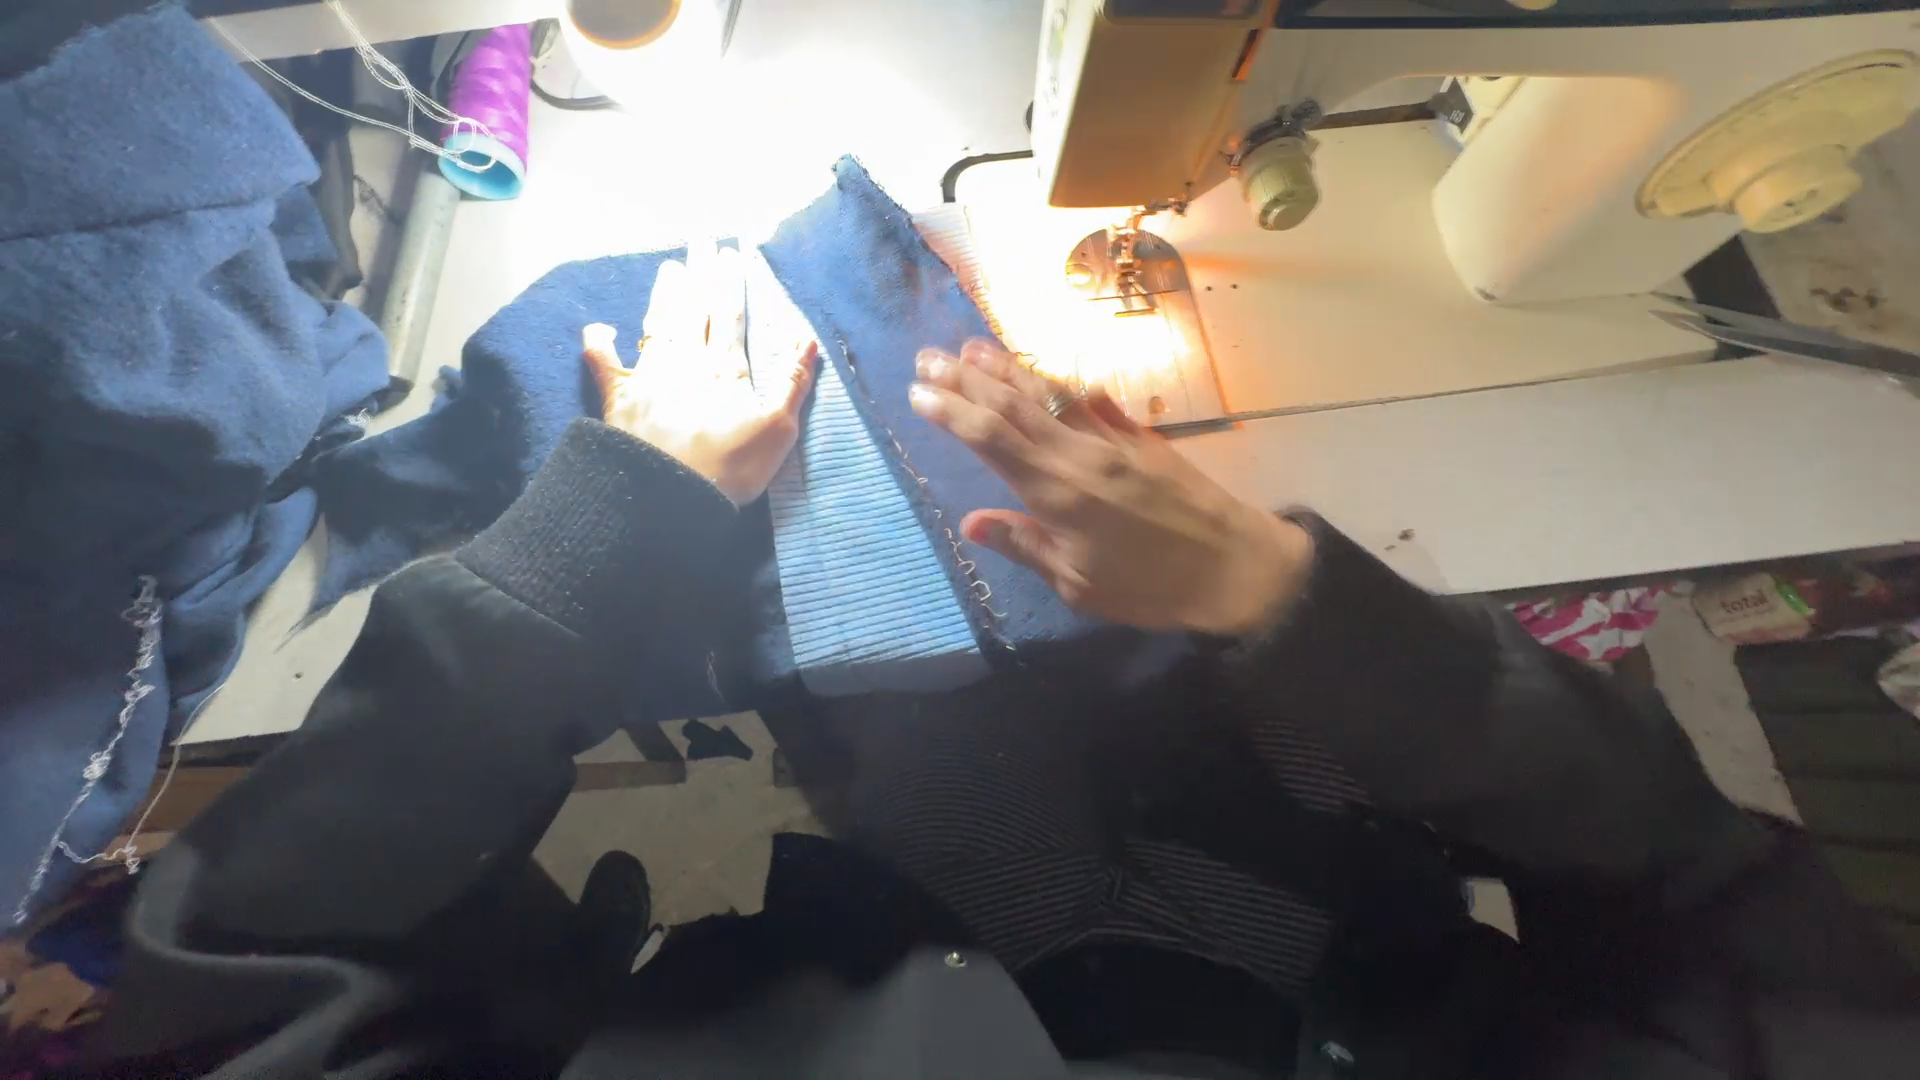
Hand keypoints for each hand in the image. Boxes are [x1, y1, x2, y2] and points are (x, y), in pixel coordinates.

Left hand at [582, 243, 817, 504]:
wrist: (670, 495)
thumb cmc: (732, 466)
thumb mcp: (778, 428)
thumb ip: (792, 382)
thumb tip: (806, 339)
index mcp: (725, 368)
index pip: (731, 316)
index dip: (732, 284)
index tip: (732, 254)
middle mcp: (687, 361)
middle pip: (695, 309)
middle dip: (701, 275)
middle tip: (702, 243)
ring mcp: (650, 375)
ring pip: (658, 322)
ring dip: (664, 294)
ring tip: (670, 268)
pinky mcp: (619, 396)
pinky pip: (604, 362)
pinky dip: (599, 342)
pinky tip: (599, 326)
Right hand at [909, 339, 1312, 634]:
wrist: (1236, 567)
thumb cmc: (1151, 588)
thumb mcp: (1079, 583)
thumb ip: (1025, 545)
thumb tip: (971, 521)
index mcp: (1057, 492)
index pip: (991, 438)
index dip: (951, 411)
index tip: (918, 393)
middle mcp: (1079, 453)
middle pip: (1012, 404)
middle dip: (964, 378)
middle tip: (926, 357)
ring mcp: (1112, 437)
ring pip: (1048, 392)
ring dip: (1005, 367)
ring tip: (969, 347)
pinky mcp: (1139, 435)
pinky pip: (1090, 398)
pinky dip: (1058, 380)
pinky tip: (1042, 368)